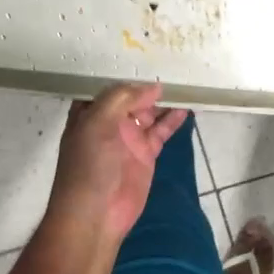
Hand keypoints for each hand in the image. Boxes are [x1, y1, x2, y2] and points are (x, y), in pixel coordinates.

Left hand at [45, 82, 186, 246]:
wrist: (96, 213)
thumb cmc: (88, 166)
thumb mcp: (97, 123)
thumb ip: (122, 99)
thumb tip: (154, 88)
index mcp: (89, 112)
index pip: (109, 87)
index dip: (126, 75)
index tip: (147, 60)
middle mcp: (109, 123)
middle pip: (131, 98)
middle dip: (148, 86)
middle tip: (173, 70)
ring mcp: (128, 139)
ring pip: (149, 113)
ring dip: (163, 102)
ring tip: (184, 86)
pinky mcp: (146, 155)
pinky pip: (161, 132)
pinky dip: (172, 121)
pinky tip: (184, 109)